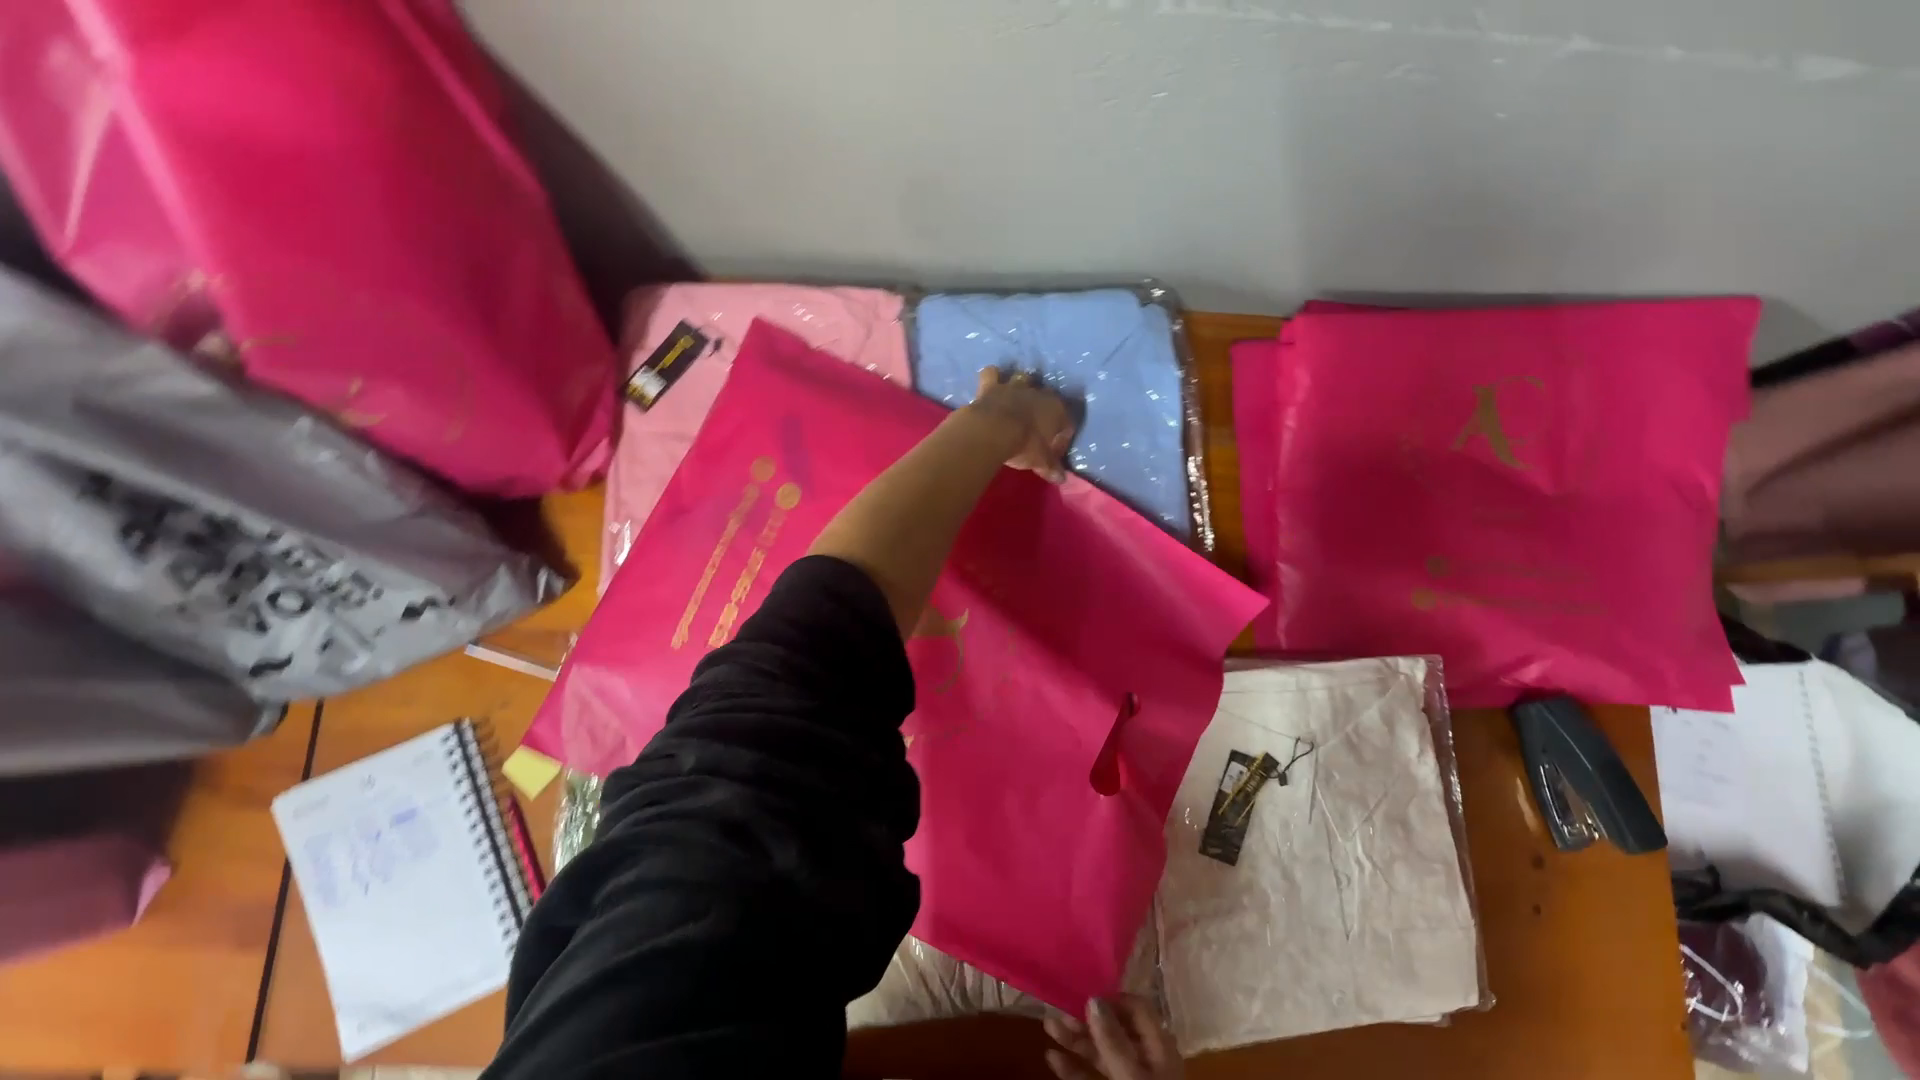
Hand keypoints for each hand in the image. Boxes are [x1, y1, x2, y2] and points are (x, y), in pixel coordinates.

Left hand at [963, 367, 1074, 482]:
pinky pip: (992, 374)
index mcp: (1056, 410)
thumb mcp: (1040, 461)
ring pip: (1023, 378)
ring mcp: (1014, 386)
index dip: (1061, 437)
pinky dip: (992, 377)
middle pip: (1046, 396)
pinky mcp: (991, 385)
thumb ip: (1051, 468)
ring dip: (1021, 386)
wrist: (992, 431)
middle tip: (1035, 424)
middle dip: (1043, 407)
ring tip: (1016, 399)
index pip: (1066, 423)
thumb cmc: (1024, 445)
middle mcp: (1038, 393)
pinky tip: (991, 383)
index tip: (1052, 452)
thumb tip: (1062, 479)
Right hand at [1043, 996, 1182, 1079]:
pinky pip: (1091, 1078)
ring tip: (1048, 1026)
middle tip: (1055, 1009)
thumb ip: (1113, 1040)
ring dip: (1074, 1040)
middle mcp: (1145, 1060)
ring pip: (1099, 1053)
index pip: (1136, 1008)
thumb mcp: (1130, 1075)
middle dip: (1084, 1019)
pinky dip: (1072, 1069)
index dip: (1110, 998)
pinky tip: (1052, 1059)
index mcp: (1159, 1048)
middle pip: (1113, 1029)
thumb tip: (1093, 999)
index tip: (1081, 992)